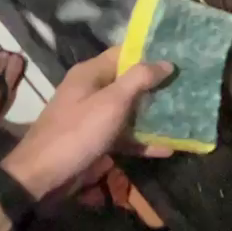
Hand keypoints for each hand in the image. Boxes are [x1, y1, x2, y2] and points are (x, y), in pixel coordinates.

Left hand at [0, 47, 174, 198]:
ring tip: (185, 114)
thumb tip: (166, 62)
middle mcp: (92, 90)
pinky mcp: (96, 140)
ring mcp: (94, 116)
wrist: (42, 178)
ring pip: (130, 110)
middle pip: (129, 81)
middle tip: (189, 85)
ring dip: (154, 114)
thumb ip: (139, 79)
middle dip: (157, 85)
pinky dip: (143, 141)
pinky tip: (167, 149)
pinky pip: (124, 135)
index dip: (151, 53)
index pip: (124, 52)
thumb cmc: (77, 133)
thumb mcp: (111, 102)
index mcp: (91, 73)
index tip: (180, 56)